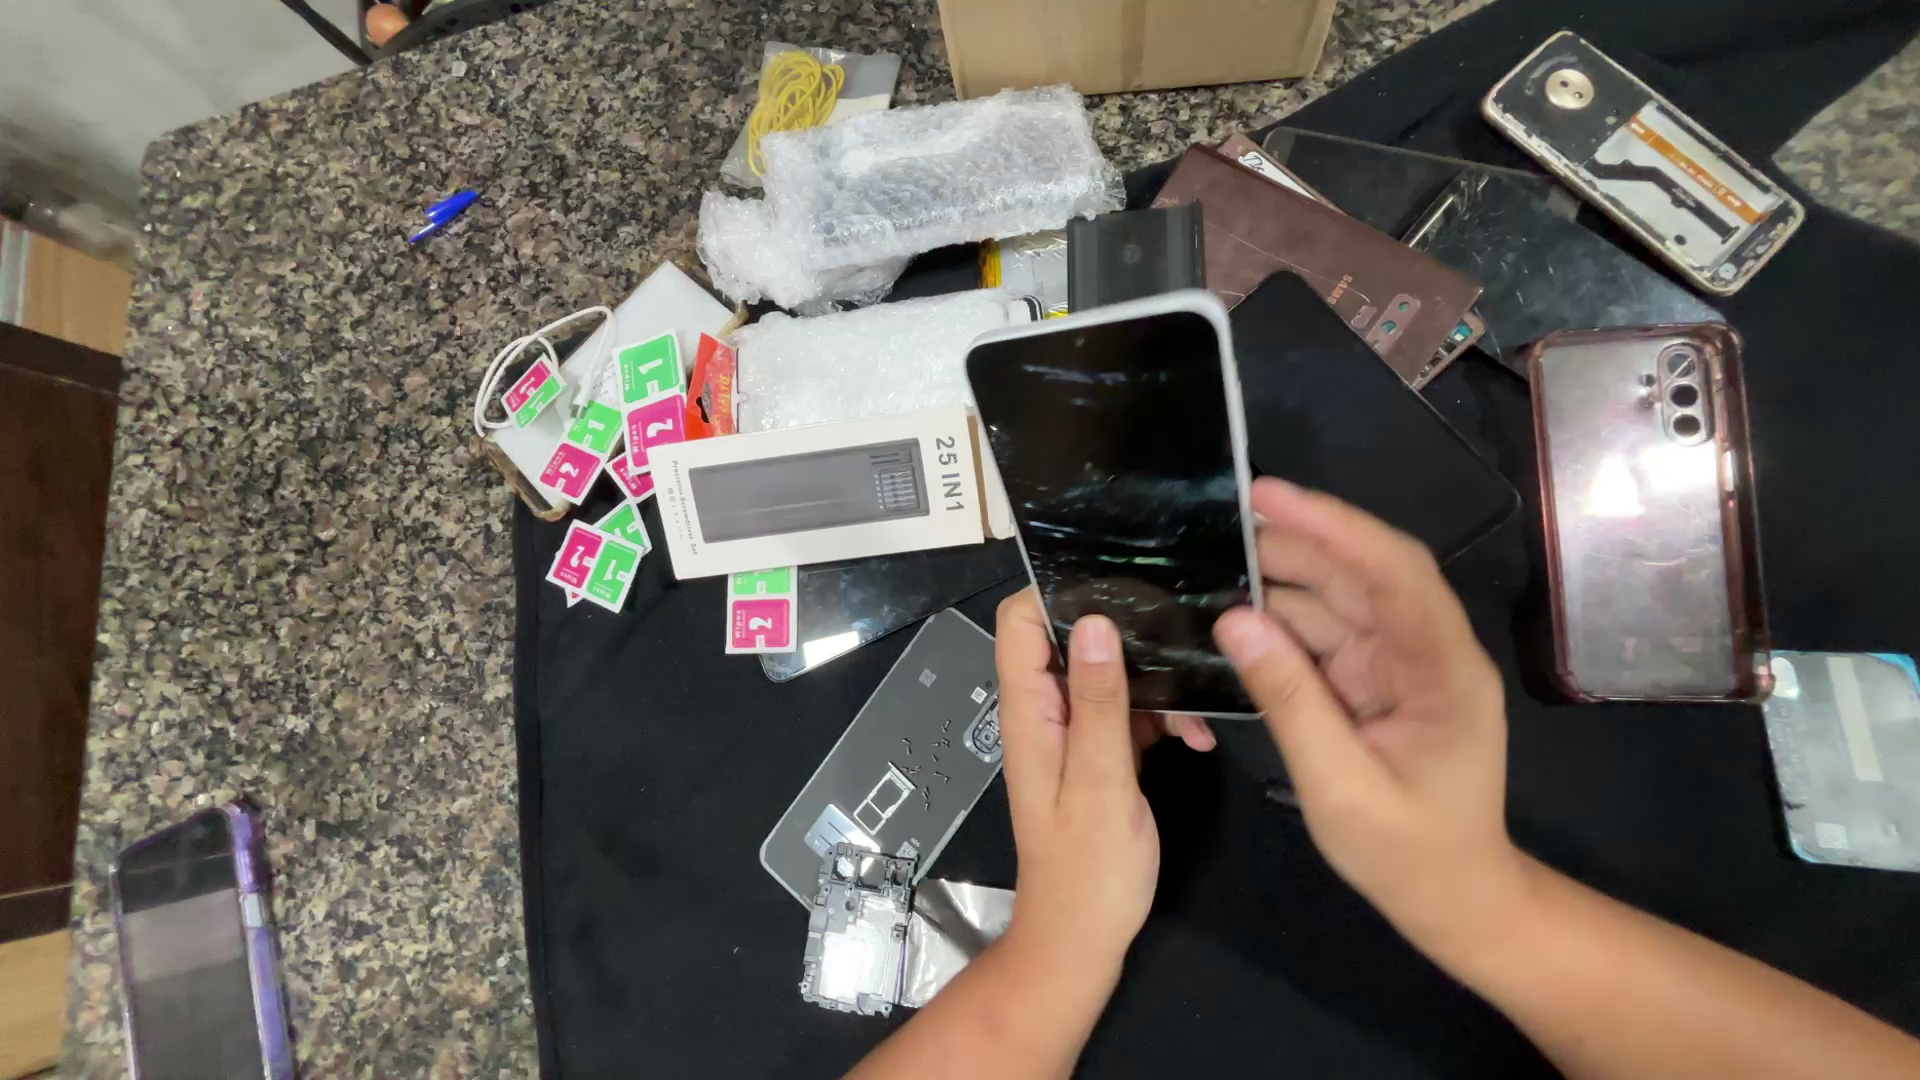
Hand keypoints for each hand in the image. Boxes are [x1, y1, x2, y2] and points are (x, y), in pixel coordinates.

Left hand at [993, 590, 1207, 973]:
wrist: (1084, 937)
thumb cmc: (1087, 868)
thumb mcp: (1099, 780)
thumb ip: (1098, 702)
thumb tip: (1093, 622)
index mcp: (1029, 710)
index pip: (1019, 623)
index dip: (1052, 593)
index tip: (1111, 580)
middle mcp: (1045, 710)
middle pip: (1069, 639)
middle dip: (1120, 630)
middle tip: (1176, 627)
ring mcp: (1074, 730)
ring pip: (1108, 674)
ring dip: (1153, 681)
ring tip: (1199, 703)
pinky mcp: (1101, 751)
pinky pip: (1129, 711)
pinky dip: (1162, 716)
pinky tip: (1199, 736)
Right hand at [1211, 477, 1527, 965]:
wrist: (1453, 894)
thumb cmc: (1410, 853)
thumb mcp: (1341, 788)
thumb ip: (1290, 702)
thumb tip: (1233, 622)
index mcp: (1443, 671)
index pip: (1395, 575)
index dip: (1334, 527)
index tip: (1269, 496)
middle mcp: (1423, 648)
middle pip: (1359, 571)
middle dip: (1291, 542)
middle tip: (1216, 530)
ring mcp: (1394, 658)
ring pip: (1333, 593)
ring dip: (1276, 576)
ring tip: (1210, 565)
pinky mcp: (1367, 672)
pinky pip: (1318, 627)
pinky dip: (1274, 615)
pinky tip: (1231, 610)